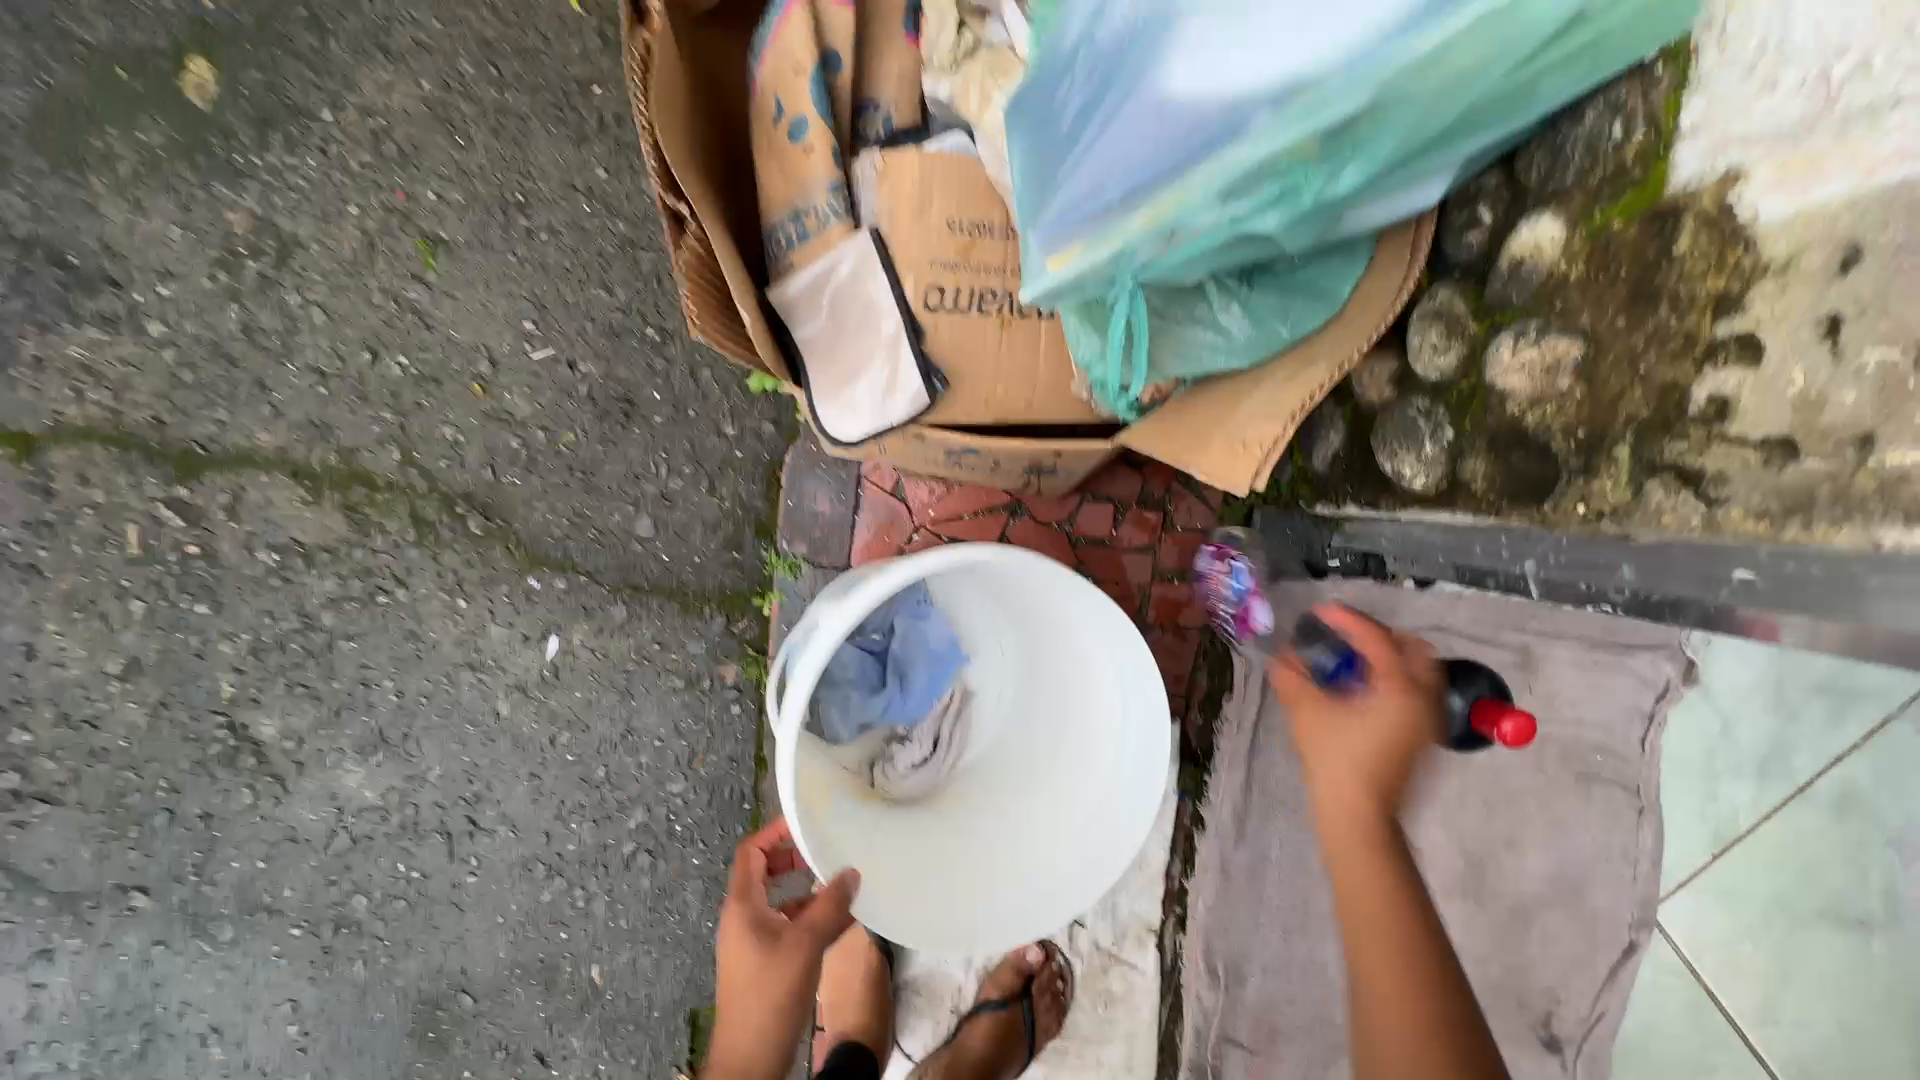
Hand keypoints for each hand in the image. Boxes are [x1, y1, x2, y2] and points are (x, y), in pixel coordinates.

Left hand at [706, 818, 860, 1079]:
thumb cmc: (770, 994)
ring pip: (779, 900)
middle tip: (828, 851)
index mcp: (742, 905)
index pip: (752, 851)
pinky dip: (809, 916)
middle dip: (795, 859)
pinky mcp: (765, 962)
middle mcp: (742, 917)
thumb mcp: (805, 945)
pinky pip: (787, 925)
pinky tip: (840, 921)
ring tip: (840, 883)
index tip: (808, 823)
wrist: (749, 1060)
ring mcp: (752, 941)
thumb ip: (829, 906)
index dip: (776, 832)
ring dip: (807, 890)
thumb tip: (852, 872)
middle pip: (764, 872)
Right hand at [1270, 603, 1443, 829]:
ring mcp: (1426, 719)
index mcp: (1401, 688)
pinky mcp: (1420, 736)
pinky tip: (1360, 687)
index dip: (1347, 620)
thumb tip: (1281, 657)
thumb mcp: (1307, 711)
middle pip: (1415, 650)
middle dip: (1381, 636)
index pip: (1377, 639)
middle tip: (1347, 635)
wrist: (1357, 814)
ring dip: (1389, 658)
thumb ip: (1292, 677)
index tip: (1320, 612)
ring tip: (1352, 660)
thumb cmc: (1335, 760)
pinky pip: (1414, 691)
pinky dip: (1392, 679)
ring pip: (1419, 672)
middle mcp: (1423, 698)